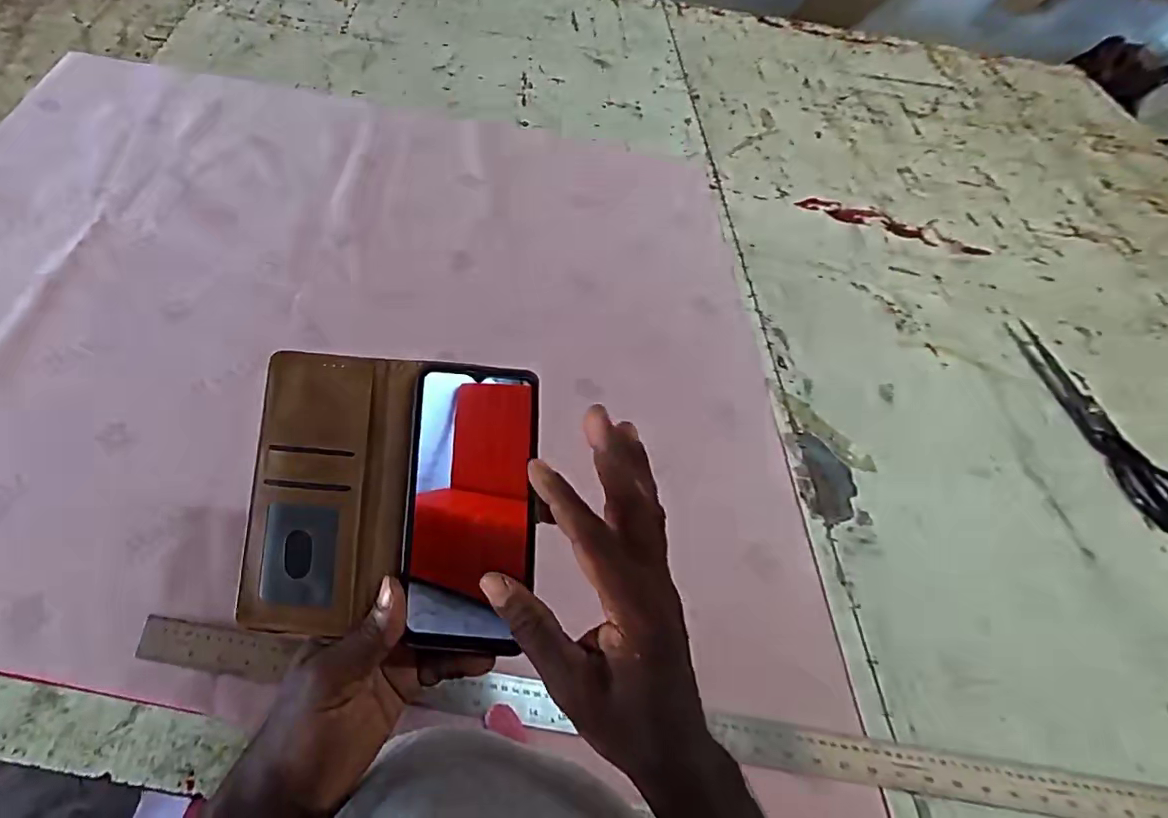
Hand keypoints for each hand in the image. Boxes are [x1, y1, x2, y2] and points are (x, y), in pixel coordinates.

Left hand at [207, 576, 493, 817]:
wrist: (299, 793)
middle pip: (404, 610)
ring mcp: (382, 662)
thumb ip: (364, 639)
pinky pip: (429, 668)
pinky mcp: (397, 689)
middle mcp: (362, 634)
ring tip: (485, 626)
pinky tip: (475, 659)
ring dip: (451, 633)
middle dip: (436, 600)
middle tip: (473, 590)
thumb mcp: (329, 678)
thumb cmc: (300, 727)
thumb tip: (394, 587)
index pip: (372, 585)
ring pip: (422, 638)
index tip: (436, 553)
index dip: (402, 568)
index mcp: (338, 621)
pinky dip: (451, 663)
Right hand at [481, 406, 761, 817]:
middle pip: (633, 511)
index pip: (594, 543)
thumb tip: (491, 579)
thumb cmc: (622, 722)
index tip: (534, 469)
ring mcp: (659, 582)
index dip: (563, 503)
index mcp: (632, 610)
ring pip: (646, 512)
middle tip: (597, 416)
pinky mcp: (656, 583)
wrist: (676, 750)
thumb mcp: (571, 686)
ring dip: (631, 465)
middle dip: (613, 460)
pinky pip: (648, 525)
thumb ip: (533, 631)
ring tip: (617, 425)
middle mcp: (652, 585)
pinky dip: (637, 489)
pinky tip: (626, 470)